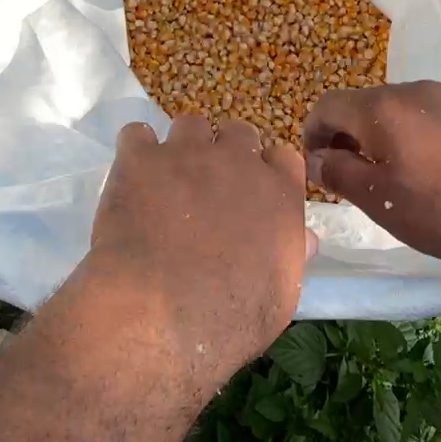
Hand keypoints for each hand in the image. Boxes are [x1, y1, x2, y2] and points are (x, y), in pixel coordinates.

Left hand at [85, 116, 313, 379]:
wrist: (162, 312)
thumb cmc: (233, 316)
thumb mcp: (281, 293)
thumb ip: (292, 255)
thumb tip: (308, 239)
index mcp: (278, 191)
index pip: (282, 157)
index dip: (267, 171)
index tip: (254, 191)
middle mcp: (236, 160)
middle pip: (238, 131)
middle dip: (226, 151)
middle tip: (210, 184)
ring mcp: (186, 153)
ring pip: (190, 125)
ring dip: (183, 146)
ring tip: (168, 176)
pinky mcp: (140, 159)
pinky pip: (136, 133)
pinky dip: (135, 150)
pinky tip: (132, 174)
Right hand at [302, 80, 440, 262]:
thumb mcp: (382, 200)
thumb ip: (339, 173)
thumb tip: (316, 158)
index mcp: (380, 108)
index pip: (326, 105)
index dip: (312, 135)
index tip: (318, 168)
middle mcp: (411, 90)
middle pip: (362, 106)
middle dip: (348, 138)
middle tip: (354, 178)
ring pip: (398, 111)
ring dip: (383, 138)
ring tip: (397, 176)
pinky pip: (430, 117)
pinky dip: (417, 137)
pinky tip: (436, 170)